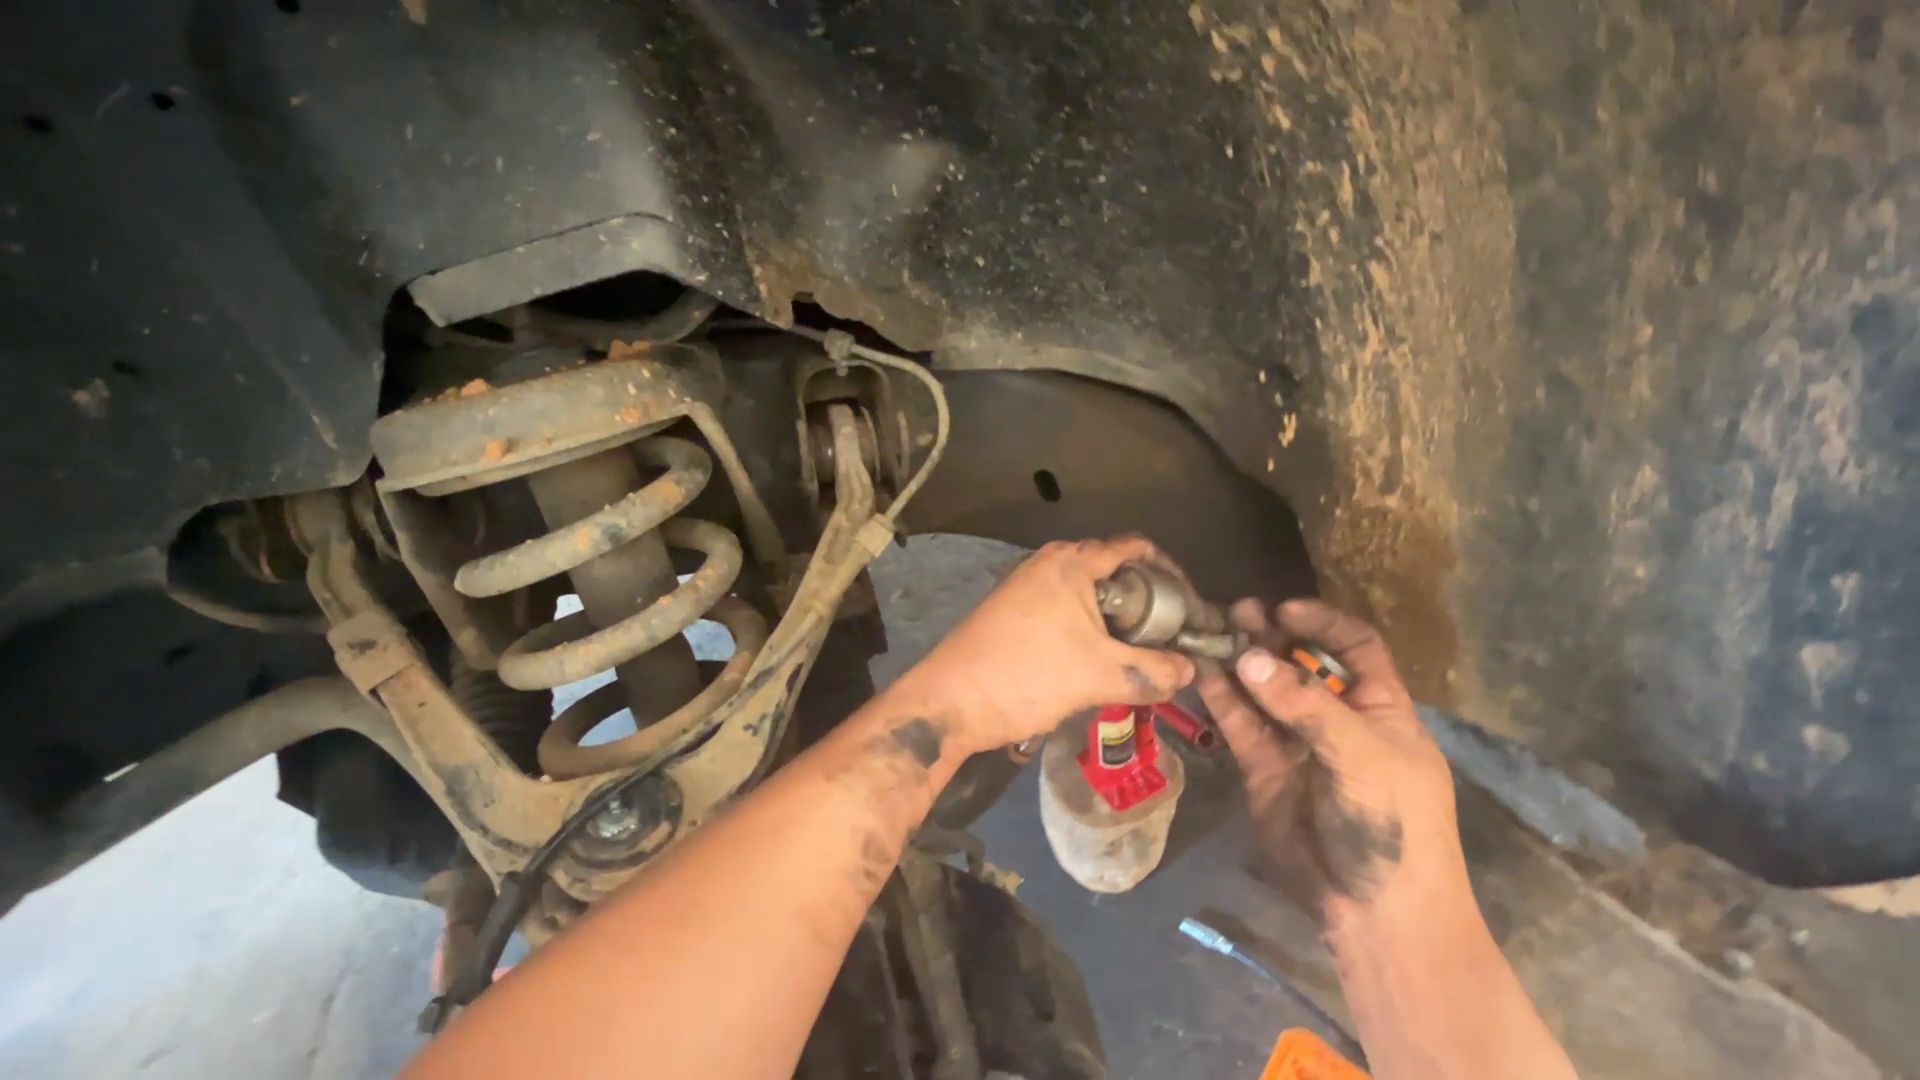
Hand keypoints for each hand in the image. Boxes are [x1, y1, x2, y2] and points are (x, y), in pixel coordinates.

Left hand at [906, 537, 1195, 754]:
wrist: (951, 702)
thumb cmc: (1028, 675)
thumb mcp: (1101, 676)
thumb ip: (1154, 671)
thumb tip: (1189, 670)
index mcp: (1071, 562)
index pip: (1135, 547)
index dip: (1170, 572)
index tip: (1189, 605)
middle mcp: (1047, 563)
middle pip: (1112, 570)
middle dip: (1145, 601)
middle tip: (1168, 636)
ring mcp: (1024, 586)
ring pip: (1086, 594)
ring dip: (1114, 620)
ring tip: (1138, 655)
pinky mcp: (1010, 611)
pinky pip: (1062, 610)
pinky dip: (1087, 628)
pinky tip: (1097, 662)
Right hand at [1197, 598, 1465, 931]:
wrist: (1373, 909)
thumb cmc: (1392, 822)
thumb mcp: (1360, 754)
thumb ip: (1304, 704)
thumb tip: (1248, 658)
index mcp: (1381, 708)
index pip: (1356, 648)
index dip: (1324, 624)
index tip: (1285, 610)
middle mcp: (1336, 718)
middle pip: (1301, 663)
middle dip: (1271, 636)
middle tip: (1236, 612)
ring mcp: (1297, 743)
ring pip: (1263, 691)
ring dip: (1239, 662)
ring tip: (1209, 632)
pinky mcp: (1263, 769)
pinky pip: (1240, 724)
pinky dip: (1221, 697)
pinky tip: (1200, 672)